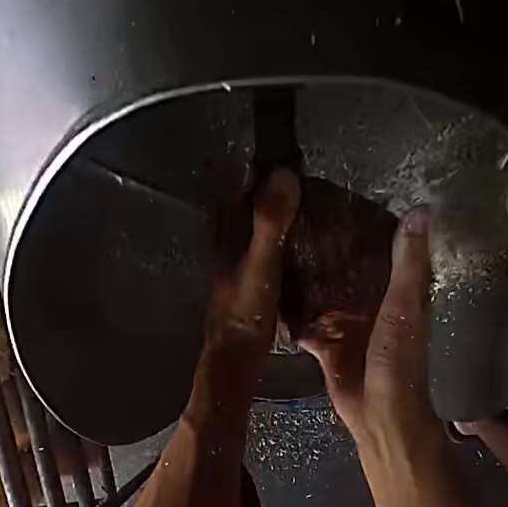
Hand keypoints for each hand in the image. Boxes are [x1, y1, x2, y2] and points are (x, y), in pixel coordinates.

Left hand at [205, 169, 300, 362]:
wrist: (235, 360)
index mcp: (226, 240)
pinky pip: (250, 255)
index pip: (226, 191)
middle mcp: (224, 252)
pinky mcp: (242, 290)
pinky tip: (276, 247)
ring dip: (253, 215)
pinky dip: (261, 243)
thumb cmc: (246, 315)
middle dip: (244, 188)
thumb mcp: (263, 265)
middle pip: (229, 209)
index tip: (254, 147)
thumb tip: (283, 176)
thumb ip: (271, 223)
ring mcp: (231, 272)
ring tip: (275, 200)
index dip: (237, 167)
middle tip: (264, 168)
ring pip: (238, 233)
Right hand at [299, 207, 439, 454]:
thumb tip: (419, 211)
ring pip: (328, 297)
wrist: (378, 413)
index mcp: (401, 295)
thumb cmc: (398, 361)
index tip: (349, 198)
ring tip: (285, 248)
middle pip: (352, 273)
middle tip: (304, 219)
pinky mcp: (328, 349)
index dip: (375, 227)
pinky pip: (309, 326)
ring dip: (312, 281)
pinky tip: (278, 293)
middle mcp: (375, 308)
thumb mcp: (404, 307)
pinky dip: (296, 315)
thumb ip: (407, 265)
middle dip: (333, 253)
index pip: (390, 252)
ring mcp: (349, 329)